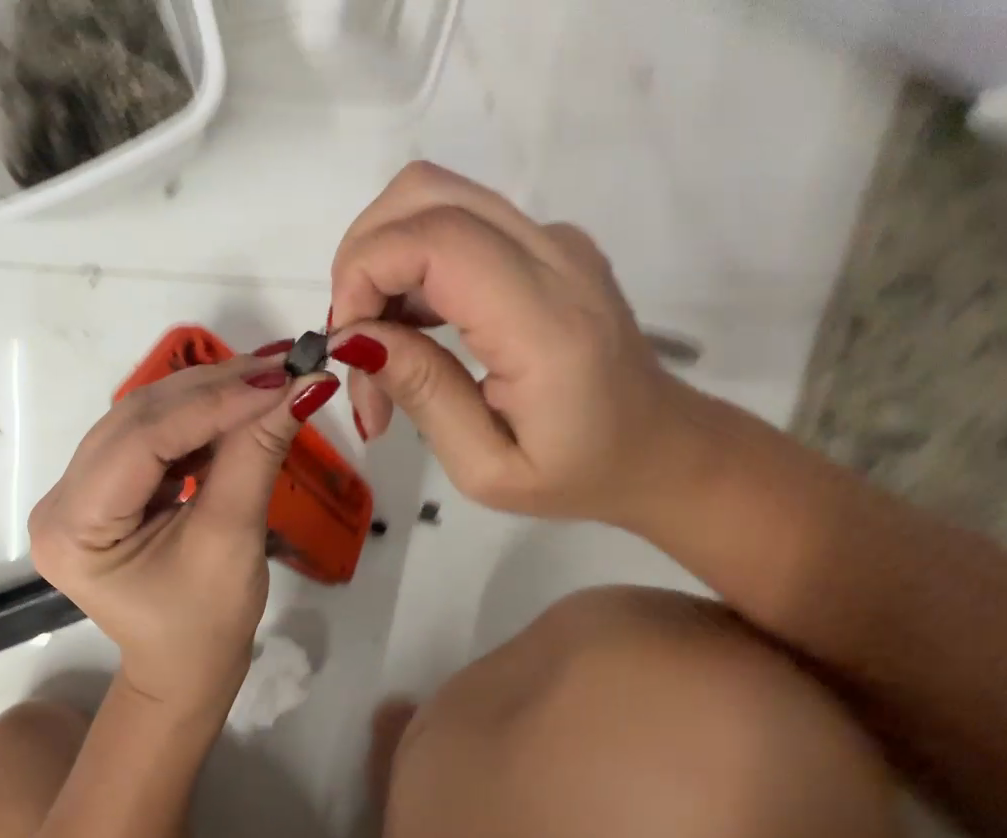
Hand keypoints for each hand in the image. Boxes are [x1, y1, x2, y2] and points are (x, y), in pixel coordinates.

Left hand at [29, 352, 339, 707]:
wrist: (185, 669)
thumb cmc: (205, 626)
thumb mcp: (231, 541)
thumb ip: (255, 457)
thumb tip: (299, 386)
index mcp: (72, 529)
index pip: (140, 441)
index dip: (212, 403)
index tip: (282, 376)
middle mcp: (59, 504)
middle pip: (134, 422)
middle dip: (212, 391)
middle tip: (282, 367)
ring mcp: (74, 496)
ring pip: (141, 422)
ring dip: (206, 399)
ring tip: (270, 381)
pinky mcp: (99, 492)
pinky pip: (146, 440)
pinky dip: (195, 423)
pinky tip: (239, 408)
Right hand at [327, 162, 695, 522]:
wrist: (660, 448)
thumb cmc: (576, 474)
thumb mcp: (486, 468)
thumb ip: (423, 394)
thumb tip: (355, 339)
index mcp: (545, 322)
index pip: (434, 239)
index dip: (364, 274)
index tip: (346, 348)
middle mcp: (553, 256)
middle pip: (423, 194)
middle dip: (360, 261)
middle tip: (355, 344)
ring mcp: (552, 240)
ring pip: (431, 197)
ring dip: (379, 262)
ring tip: (379, 345)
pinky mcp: (543, 243)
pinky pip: (451, 223)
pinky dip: (405, 267)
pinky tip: (406, 334)